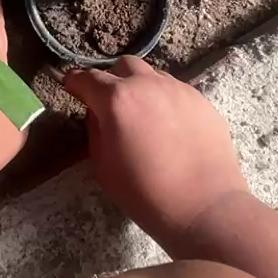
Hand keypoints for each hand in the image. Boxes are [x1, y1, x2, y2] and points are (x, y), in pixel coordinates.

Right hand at [63, 56, 250, 256]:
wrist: (206, 211)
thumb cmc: (147, 195)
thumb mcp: (103, 167)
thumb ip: (95, 130)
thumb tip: (97, 112)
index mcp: (117, 100)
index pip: (87, 78)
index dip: (75, 81)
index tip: (71, 86)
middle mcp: (146, 84)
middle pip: (122, 66)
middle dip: (112, 80)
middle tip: (113, 104)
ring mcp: (177, 89)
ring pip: (152, 75)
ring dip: (141, 88)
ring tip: (145, 116)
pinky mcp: (201, 100)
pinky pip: (176, 90)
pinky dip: (166, 101)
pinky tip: (171, 127)